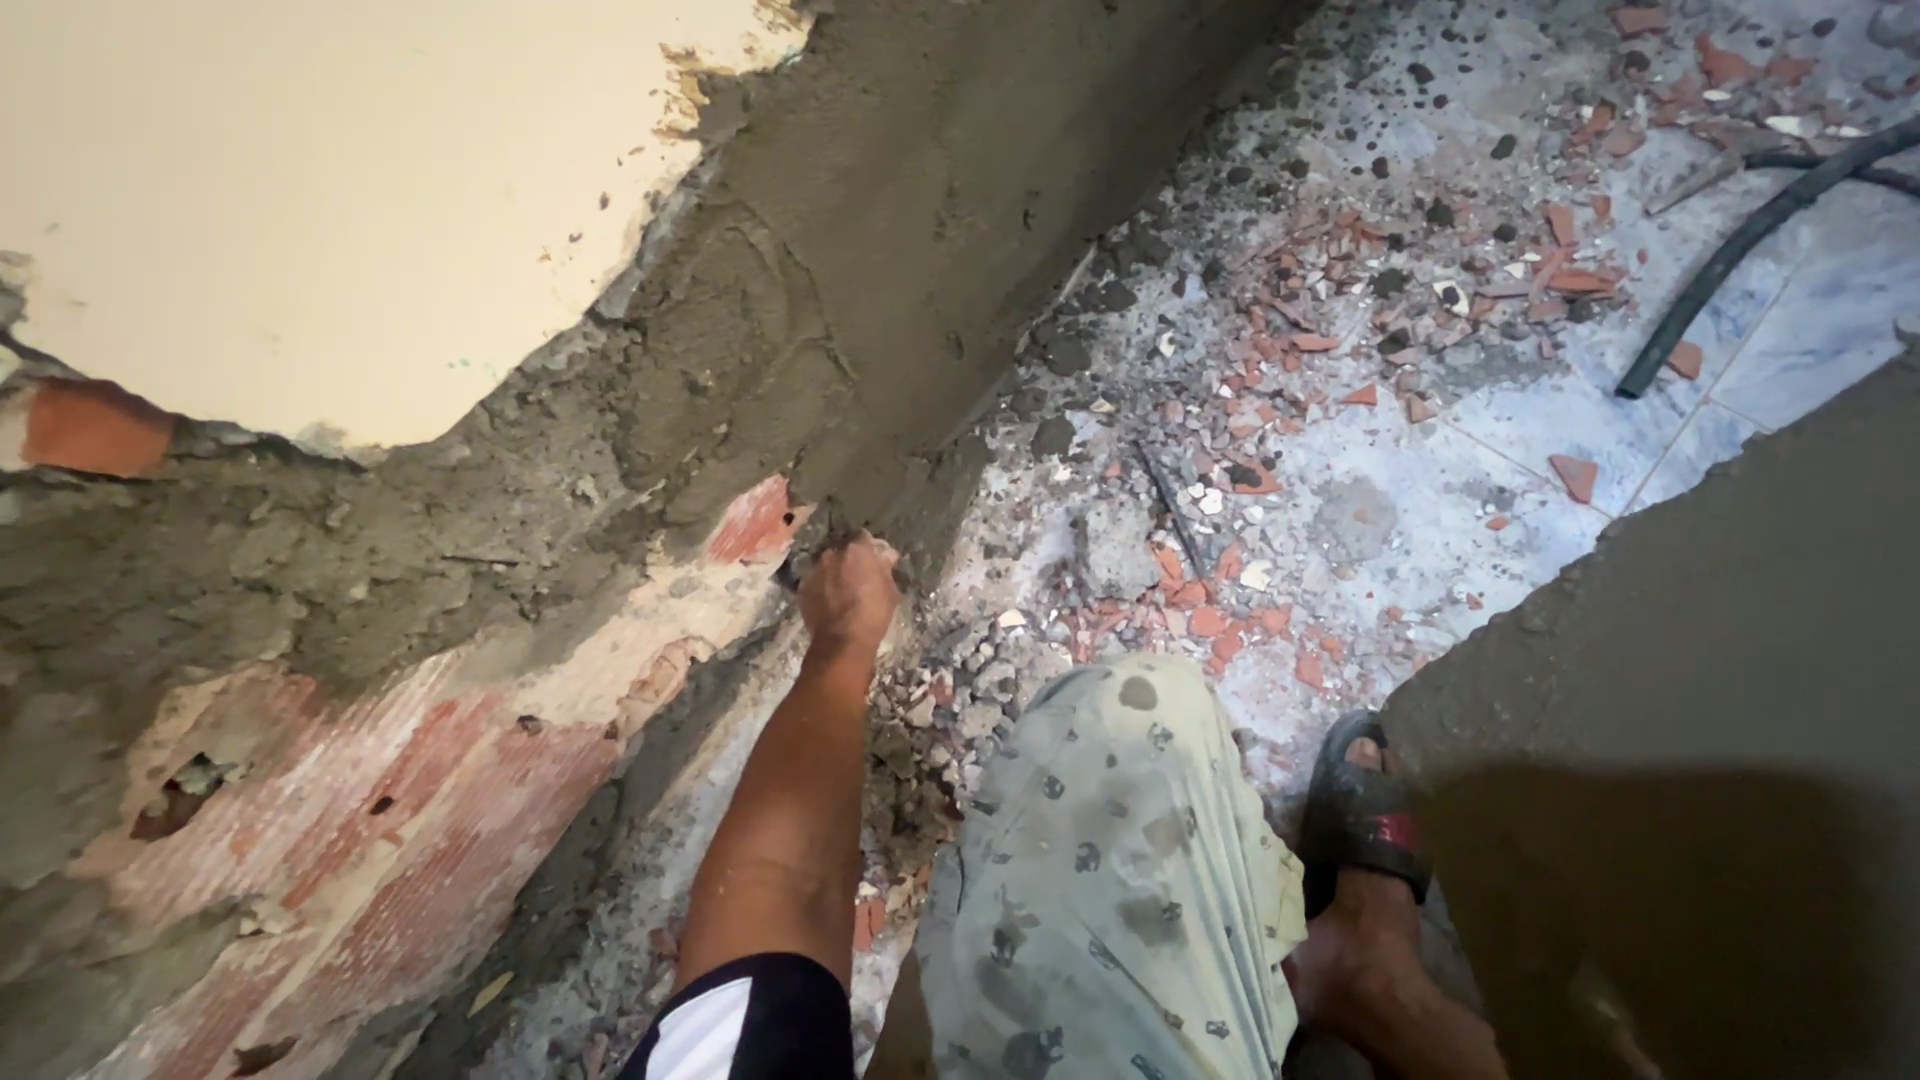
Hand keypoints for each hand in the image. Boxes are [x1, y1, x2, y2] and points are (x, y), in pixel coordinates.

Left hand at [798, 531, 900, 660]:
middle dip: (849, 560)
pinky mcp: (802, 588)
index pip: (863, 537)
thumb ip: (885, 568)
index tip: (873, 560)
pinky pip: (815, 582)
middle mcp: (832, 554)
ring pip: (826, 566)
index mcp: (857, 550)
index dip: (869, 548)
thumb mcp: (890, 590)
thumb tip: (886, 555)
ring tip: (840, 591)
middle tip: (857, 577)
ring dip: (833, 573)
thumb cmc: (873, 613)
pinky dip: (821, 588)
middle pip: (842, 551)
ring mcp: (814, 570)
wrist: (842, 640)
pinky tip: (828, 602)